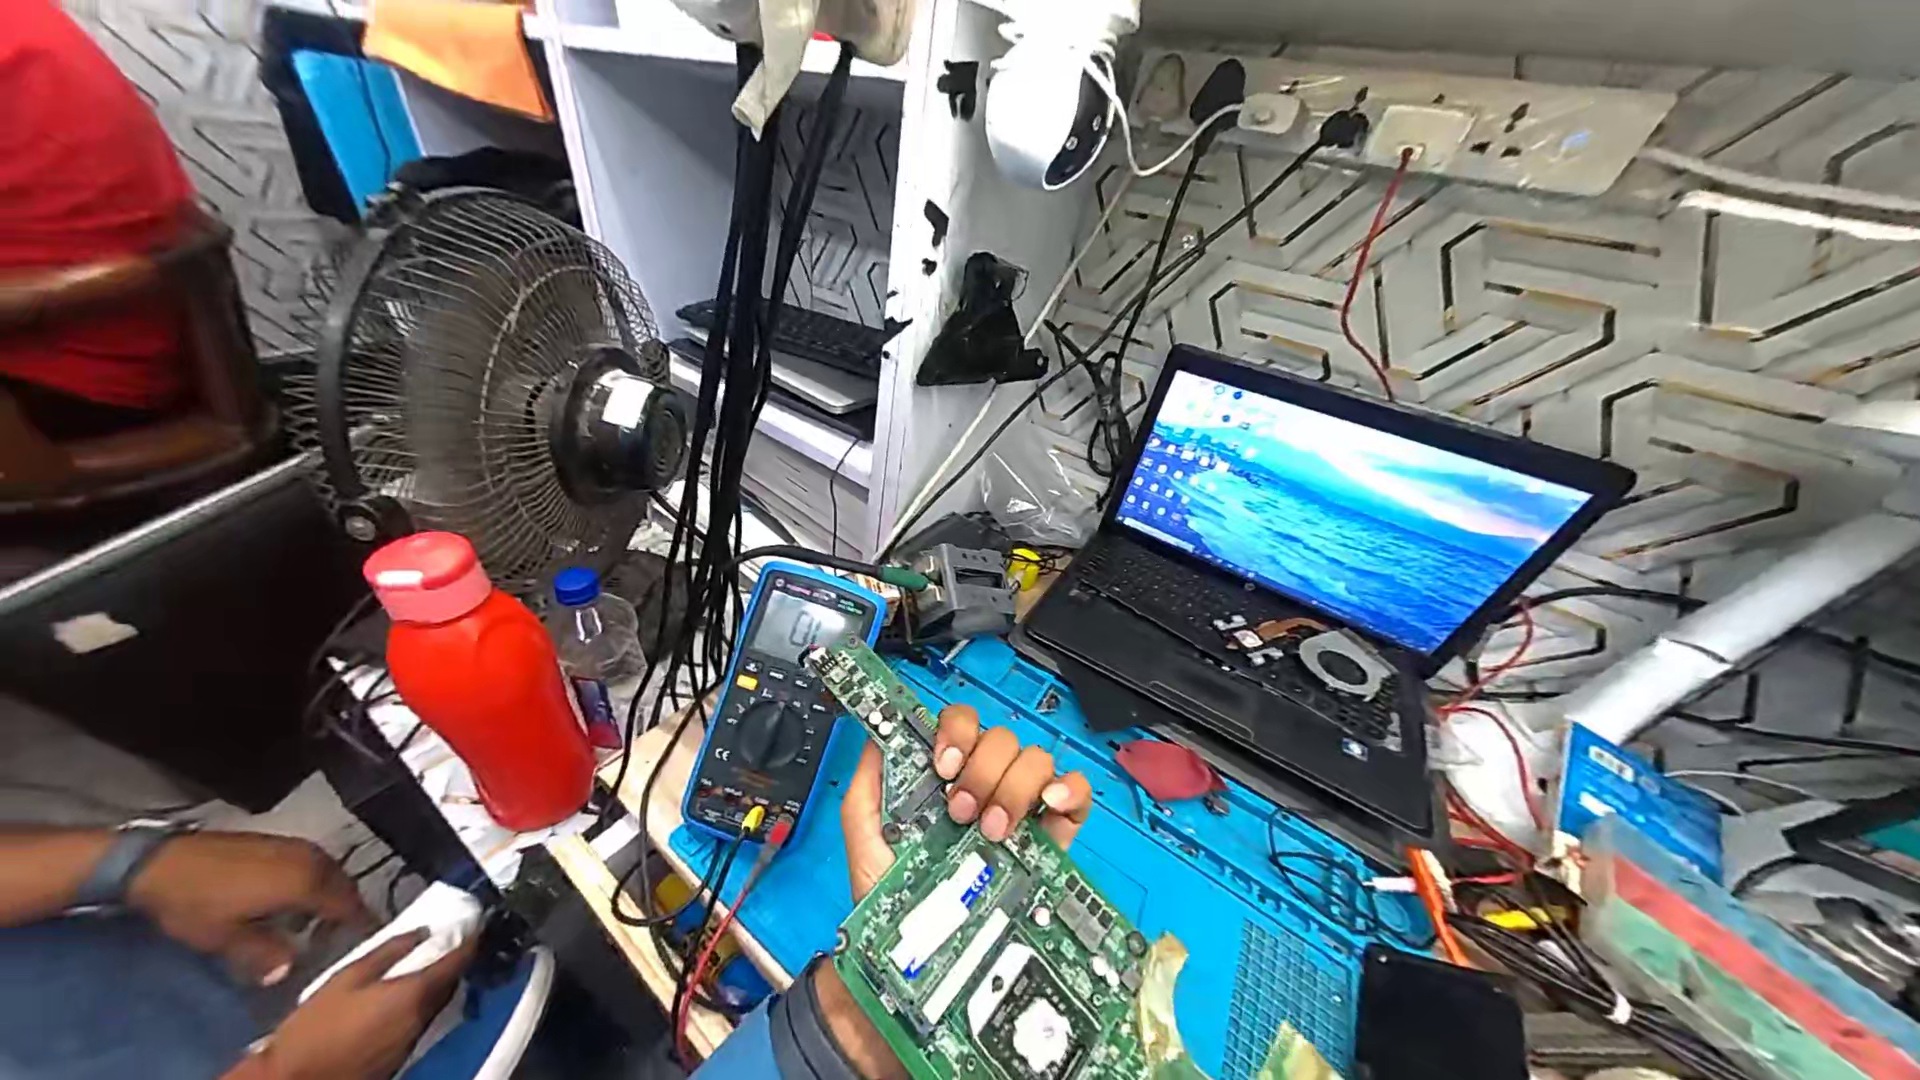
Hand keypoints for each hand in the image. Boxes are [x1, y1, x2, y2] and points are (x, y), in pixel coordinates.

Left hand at [129, 831, 370, 985]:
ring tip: (316, 915)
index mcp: (307, 885)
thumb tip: (285, 974)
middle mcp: (316, 863)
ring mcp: (304, 849)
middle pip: (345, 886)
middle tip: (337, 930)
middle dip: (347, 907)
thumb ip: (260, 954)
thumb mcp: (223, 937)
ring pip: (334, 873)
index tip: (366, 932)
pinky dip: (319, 880)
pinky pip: (319, 864)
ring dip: (332, 893)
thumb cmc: (198, 903)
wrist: (169, 862)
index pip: (346, 905)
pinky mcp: (290, 843)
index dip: (358, 920)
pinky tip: (297, 894)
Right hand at [240, 929, 476, 1079]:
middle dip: (454, 964)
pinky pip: (421, 1024)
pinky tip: (404, 1004)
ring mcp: (412, 1040)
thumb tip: (423, 931)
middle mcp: (424, 1016)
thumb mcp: (348, 978)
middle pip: (452, 982)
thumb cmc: (313, 1029)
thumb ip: (390, 951)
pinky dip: (421, 1009)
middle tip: (447, 947)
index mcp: (417, 992)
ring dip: (438, 987)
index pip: (460, 960)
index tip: (474, 926)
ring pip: (438, 1004)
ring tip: (425, 972)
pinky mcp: (399, 1059)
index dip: (471, 940)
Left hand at [833, 705, 1093, 1077]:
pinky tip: (1050, 804)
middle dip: (981, 769)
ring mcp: (1020, 808)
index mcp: (946, 775)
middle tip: (961, 813)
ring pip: (1035, 760)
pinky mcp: (1052, 838)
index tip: (944, 765)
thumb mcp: (866, 838)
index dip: (957, 732)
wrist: (916, 964)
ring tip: (993, 830)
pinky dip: (1069, 789)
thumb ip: (867, 785)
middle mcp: (984, 784)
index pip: (962, 723)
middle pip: (1001, 738)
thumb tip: (879, 734)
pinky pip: (1075, 796)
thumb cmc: (889, 896)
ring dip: (1015, 786)